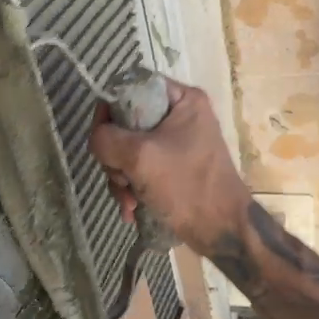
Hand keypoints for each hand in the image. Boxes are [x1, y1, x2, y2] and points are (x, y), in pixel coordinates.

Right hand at [88, 78, 250, 254]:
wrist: (221, 230)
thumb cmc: (187, 186)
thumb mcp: (140, 157)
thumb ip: (107, 139)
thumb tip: (97, 138)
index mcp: (182, 100)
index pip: (132, 88)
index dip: (110, 112)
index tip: (103, 140)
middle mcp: (181, 117)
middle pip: (126, 124)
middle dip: (116, 158)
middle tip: (122, 179)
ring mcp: (177, 145)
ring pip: (129, 152)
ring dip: (121, 179)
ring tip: (129, 202)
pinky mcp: (173, 170)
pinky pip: (140, 171)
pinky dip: (132, 189)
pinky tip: (132, 210)